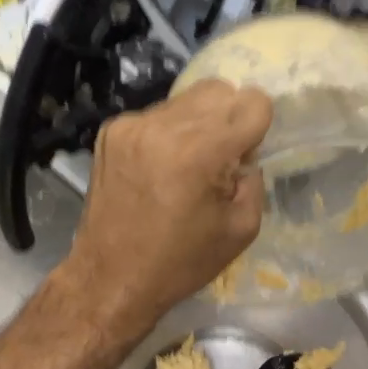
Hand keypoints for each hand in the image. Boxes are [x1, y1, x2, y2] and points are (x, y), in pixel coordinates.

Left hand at [62, 79, 273, 333]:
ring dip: (199, 124)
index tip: (245, 157)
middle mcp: (163, 126)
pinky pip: (157, 115)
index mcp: (199, 152)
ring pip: (187, 99)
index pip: (253, 103)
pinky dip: (168, 134)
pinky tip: (159, 169)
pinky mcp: (111, 131)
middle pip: (220, 90)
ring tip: (187, 166)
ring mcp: (133, 125)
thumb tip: (245, 155)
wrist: (110, 278)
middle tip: (220, 161)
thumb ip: (253, 180)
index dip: (258, 129)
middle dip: (230, 119)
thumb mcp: (241, 230)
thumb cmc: (179, 264)